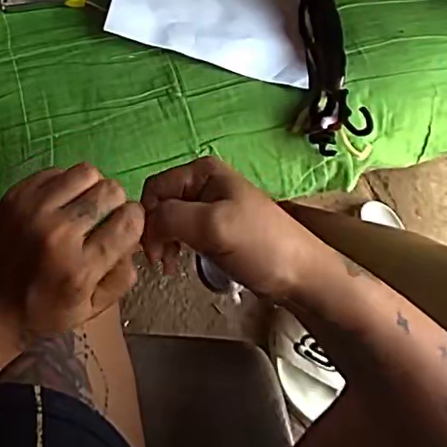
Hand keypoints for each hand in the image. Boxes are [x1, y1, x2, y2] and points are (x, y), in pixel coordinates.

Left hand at [0, 163, 142, 370]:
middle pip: (111, 190)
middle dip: (115, 203)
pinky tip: (58, 205)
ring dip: (92, 188)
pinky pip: (58, 171)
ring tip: (81, 206)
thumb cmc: (38, 315)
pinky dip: (65, 184)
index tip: (125, 228)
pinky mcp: (16, 194)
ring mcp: (34, 209)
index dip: (134, 222)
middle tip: (102, 218)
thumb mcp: (88, 310)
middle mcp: (57, 233)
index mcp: (78, 268)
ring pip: (87, 172)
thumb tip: (134, 240)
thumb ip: (121, 276)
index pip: (129, 221)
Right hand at [140, 155, 330, 298]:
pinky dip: (176, 247)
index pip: (155, 187)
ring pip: (169, 219)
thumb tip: (144, 222)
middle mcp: (203, 182)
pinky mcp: (214, 227)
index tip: (152, 249)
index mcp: (202, 170)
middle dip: (155, 232)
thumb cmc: (261, 245)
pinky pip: (182, 232)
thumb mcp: (213, 225)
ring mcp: (209, 205)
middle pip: (160, 203)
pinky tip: (180, 263)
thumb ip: (172, 217)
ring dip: (164, 242)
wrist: (301, 275)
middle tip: (161, 262)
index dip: (149, 217)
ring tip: (170, 267)